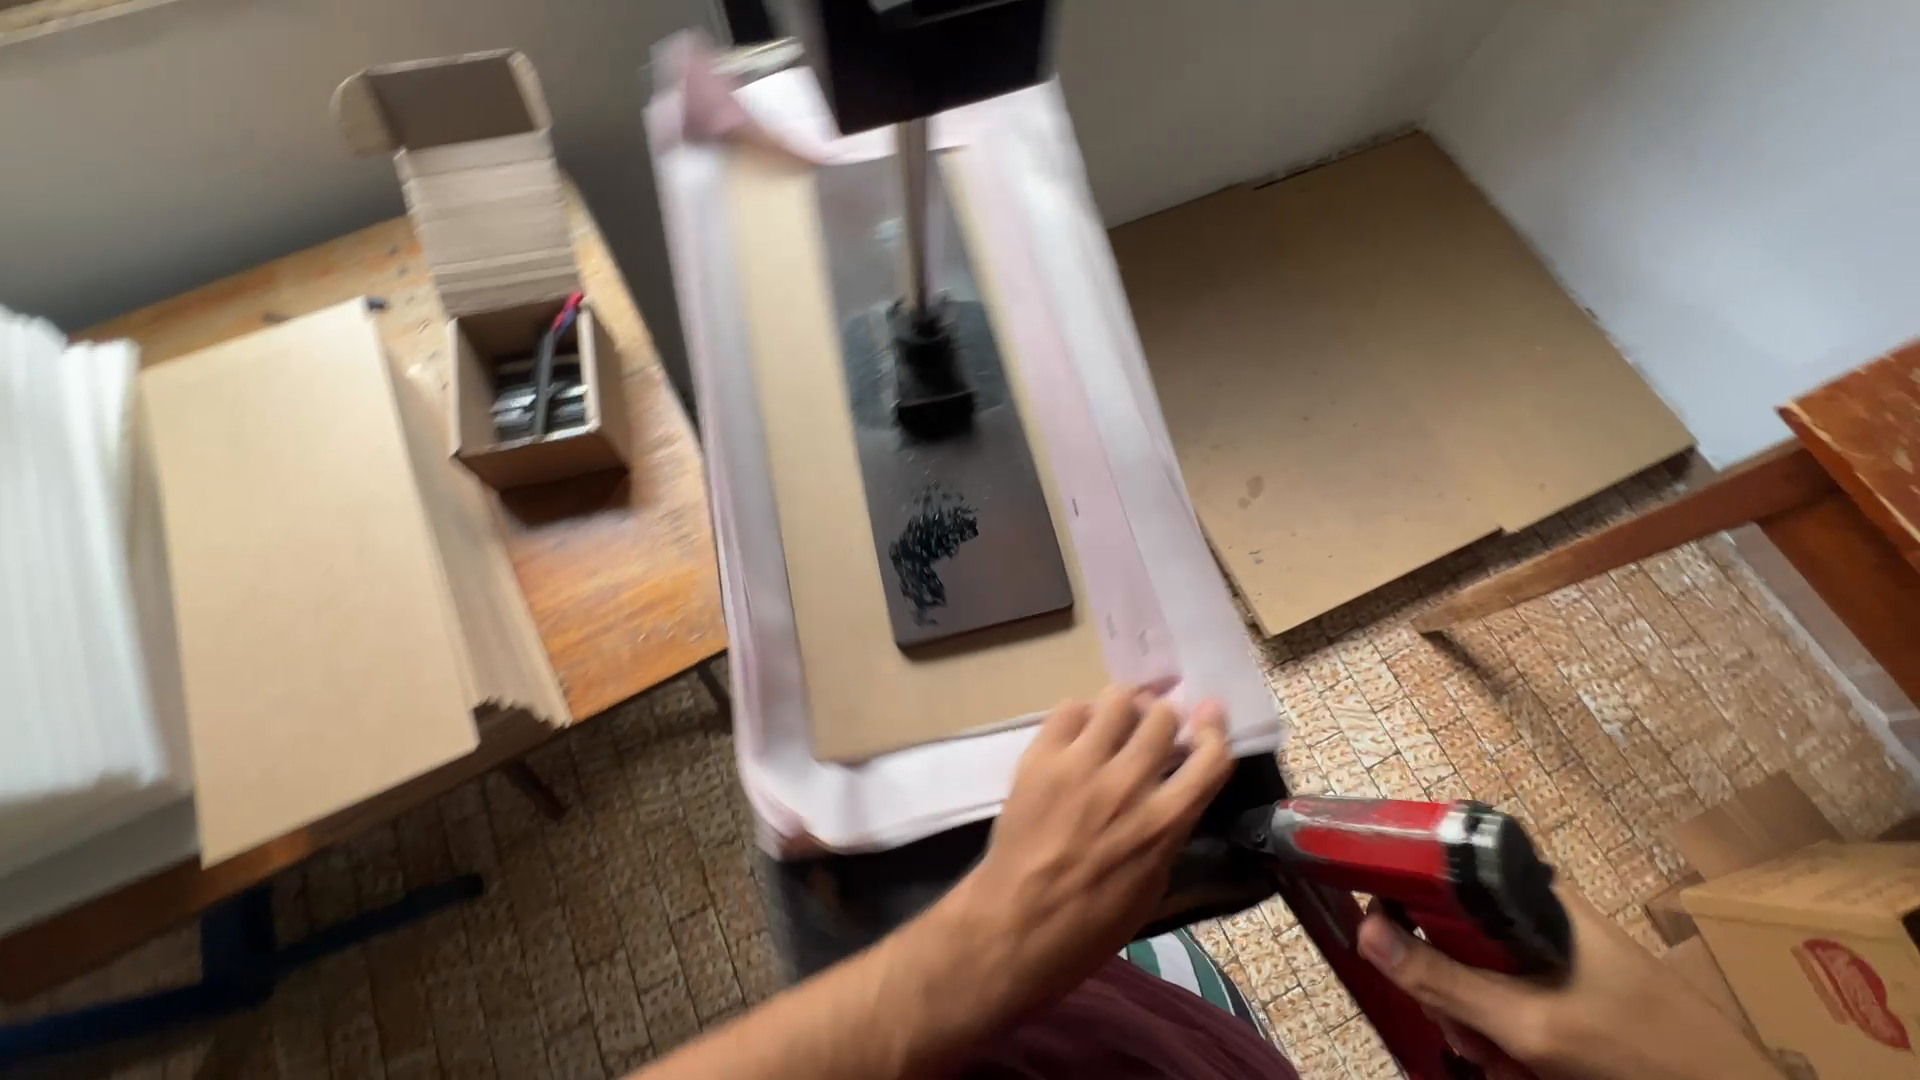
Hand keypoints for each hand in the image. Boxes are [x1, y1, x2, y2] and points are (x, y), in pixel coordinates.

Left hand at [925, 686, 1233, 1021]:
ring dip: (1125, 706)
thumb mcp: (1152, 885)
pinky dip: (1080, 713)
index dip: (1214, 729)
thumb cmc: (1091, 922)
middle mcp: (1127, 784)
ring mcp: (1080, 765)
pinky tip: (1080, 729)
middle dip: (1164, 716)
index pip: (1211, 755)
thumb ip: (1168, 829)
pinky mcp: (1040, 757)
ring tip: (1118, 718)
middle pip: (1162, 716)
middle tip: (1154, 724)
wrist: (1017, 922)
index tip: (1208, 717)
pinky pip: (1067, 709)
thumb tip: (1173, 790)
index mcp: (1164, 822)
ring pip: (1117, 700)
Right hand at [1357, 886, 1779, 1079]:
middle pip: (1450, 933)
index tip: (1404, 967)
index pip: (1437, 877)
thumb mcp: (1530, 1022)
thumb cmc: (1639, 1054)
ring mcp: (1554, 949)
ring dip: (1473, 1021)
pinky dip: (1502, 1032)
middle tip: (1466, 1039)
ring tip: (1497, 1063)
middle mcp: (1537, 910)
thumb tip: (1363, 932)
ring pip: (1475, 971)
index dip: (1405, 916)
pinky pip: (1507, 996)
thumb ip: (1443, 981)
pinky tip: (1518, 1067)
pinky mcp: (1568, 984)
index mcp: (1530, 893)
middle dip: (1447, 991)